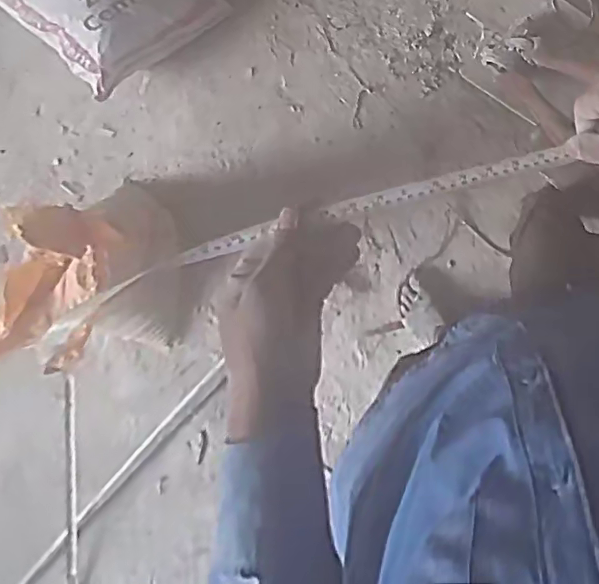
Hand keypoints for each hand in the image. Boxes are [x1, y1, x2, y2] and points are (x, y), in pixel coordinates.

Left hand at [217, 209, 359, 440]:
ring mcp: (287, 298)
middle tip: (345, 224)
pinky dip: (335, 268)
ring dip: (331, 249)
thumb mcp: (264, 286)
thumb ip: (281, 250)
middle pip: (294, 251)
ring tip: (354, 236)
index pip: (271, 241)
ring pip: (310, 265)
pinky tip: (351, 257)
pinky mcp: (308, 311)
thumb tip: (290, 213)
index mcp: (244, 277)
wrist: (276, 390)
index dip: (294, 223)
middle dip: (318, 236)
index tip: (319, 206)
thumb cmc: (260, 336)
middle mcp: (264, 284)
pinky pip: (321, 281)